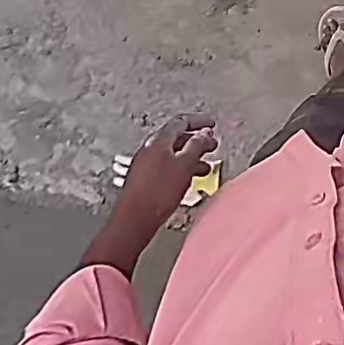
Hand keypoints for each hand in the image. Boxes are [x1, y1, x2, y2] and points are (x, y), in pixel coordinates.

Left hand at [82, 115, 216, 275]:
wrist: (133, 222)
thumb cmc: (156, 194)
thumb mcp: (185, 164)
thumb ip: (197, 145)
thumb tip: (205, 134)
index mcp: (158, 141)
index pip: (181, 122)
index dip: (199, 121)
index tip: (211, 124)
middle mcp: (149, 150)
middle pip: (177, 138)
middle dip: (197, 141)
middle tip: (210, 145)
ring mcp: (144, 165)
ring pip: (172, 154)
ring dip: (190, 157)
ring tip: (204, 166)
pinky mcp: (143, 181)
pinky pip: (166, 167)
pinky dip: (181, 169)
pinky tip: (187, 180)